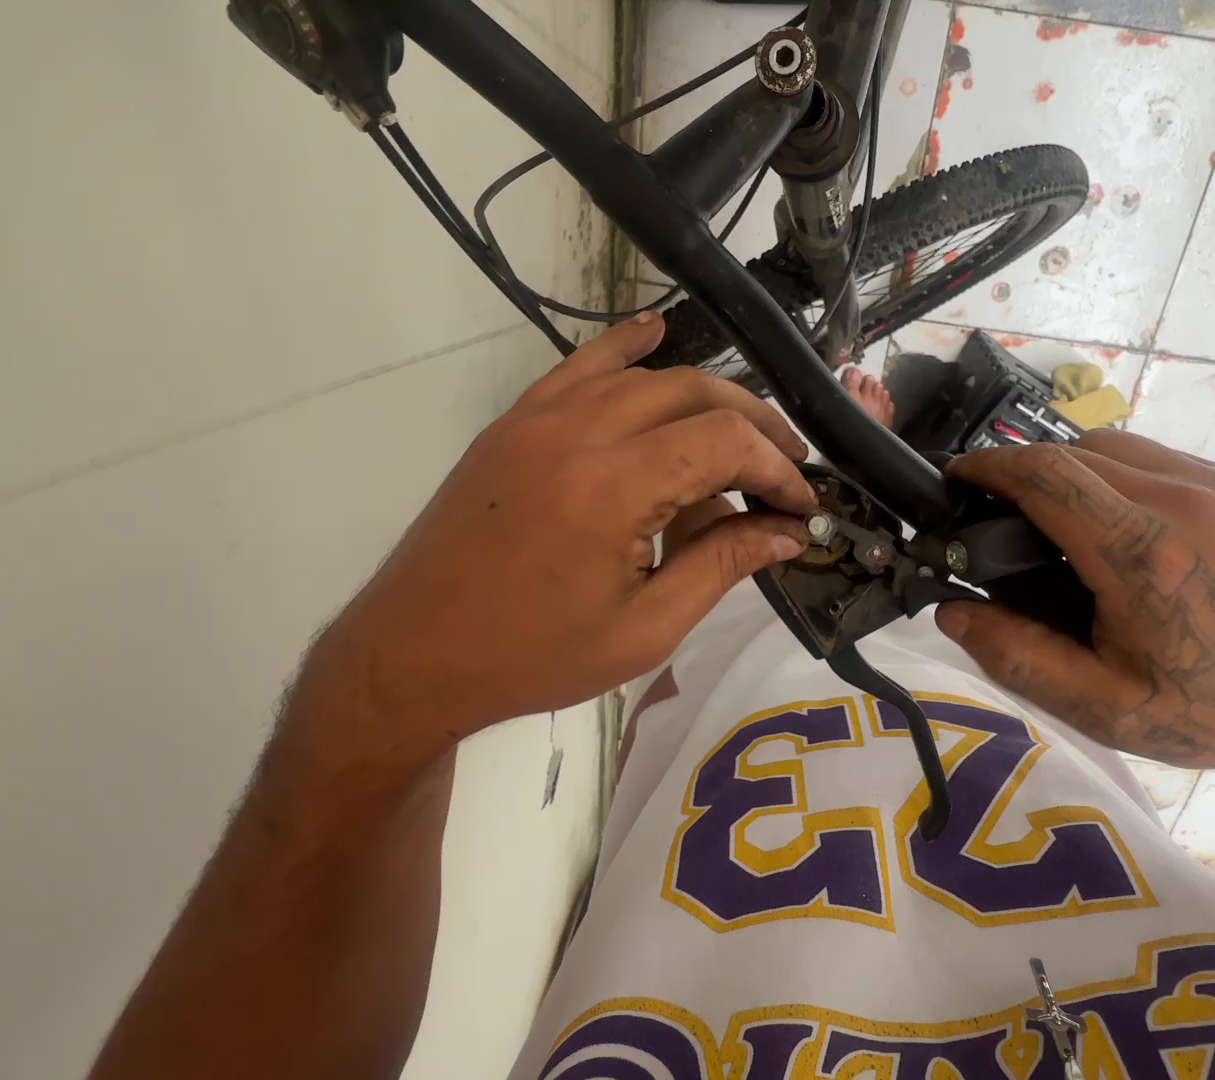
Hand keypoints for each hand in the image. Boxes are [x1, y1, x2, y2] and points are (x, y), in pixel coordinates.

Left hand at [297, 314, 814, 763]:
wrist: (413, 656)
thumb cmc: (532, 657)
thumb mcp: (645, 628)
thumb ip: (721, 566)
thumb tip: (785, 533)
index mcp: (612, 487)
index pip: (724, 443)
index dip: (776, 469)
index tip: (800, 507)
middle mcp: (577, 431)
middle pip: (695, 394)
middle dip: (754, 427)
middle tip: (785, 470)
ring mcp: (538, 418)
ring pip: (645, 377)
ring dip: (704, 399)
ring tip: (740, 437)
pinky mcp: (513, 424)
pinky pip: (580, 367)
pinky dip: (625, 349)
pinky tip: (655, 332)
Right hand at [935, 432, 1214, 793]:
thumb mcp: (1106, 708)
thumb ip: (1019, 658)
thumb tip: (953, 611)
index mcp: (1141, 553)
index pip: (1044, 474)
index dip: (988, 467)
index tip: (956, 476)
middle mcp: (1180, 499)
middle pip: (1072, 451)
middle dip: (1022, 471)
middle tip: (999, 513)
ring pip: (1114, 445)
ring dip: (1070, 469)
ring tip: (1058, 519)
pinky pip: (1157, 457)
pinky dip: (1117, 474)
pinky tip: (1121, 523)